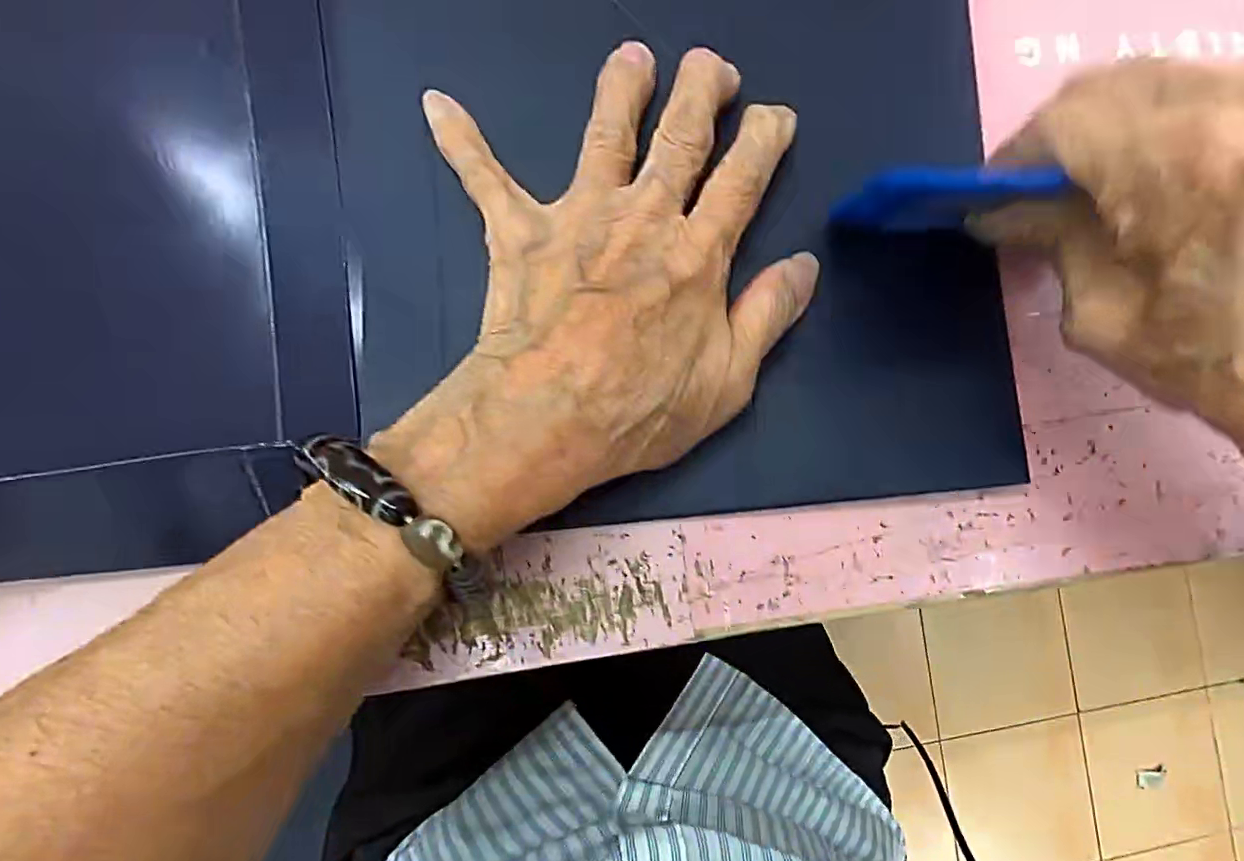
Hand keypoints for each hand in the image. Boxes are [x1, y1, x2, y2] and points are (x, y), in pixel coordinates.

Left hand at [369, 43, 818, 548]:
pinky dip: (462, 142)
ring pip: (603, 132)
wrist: (549, 420)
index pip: (741, 178)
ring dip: (621, 88)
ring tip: (633, 57)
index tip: (774, 116)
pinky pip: (485, 177)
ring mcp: (577, 219)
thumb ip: (768, 318)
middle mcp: (641, 219)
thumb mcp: (727, 383)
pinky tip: (438, 107)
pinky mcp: (518, 234)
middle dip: (701, 92)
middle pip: (679, 137)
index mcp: (697, 255)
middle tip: (711, 65)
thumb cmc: (641, 412)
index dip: (764, 139)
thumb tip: (804, 267)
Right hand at [976, 61, 1243, 477]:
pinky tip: (1124, 170)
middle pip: (1099, 88)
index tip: (986, 196)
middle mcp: (1229, 104)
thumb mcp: (1093, 309)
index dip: (1012, 158)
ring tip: (1070, 186)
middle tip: (1022, 193)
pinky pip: (1182, 85)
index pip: (1062, 125)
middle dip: (1047, 141)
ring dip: (1091, 128)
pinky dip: (1137, 120)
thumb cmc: (1193, 355)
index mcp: (1176, 165)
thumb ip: (1049, 236)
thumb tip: (997, 208)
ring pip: (1138, 80)